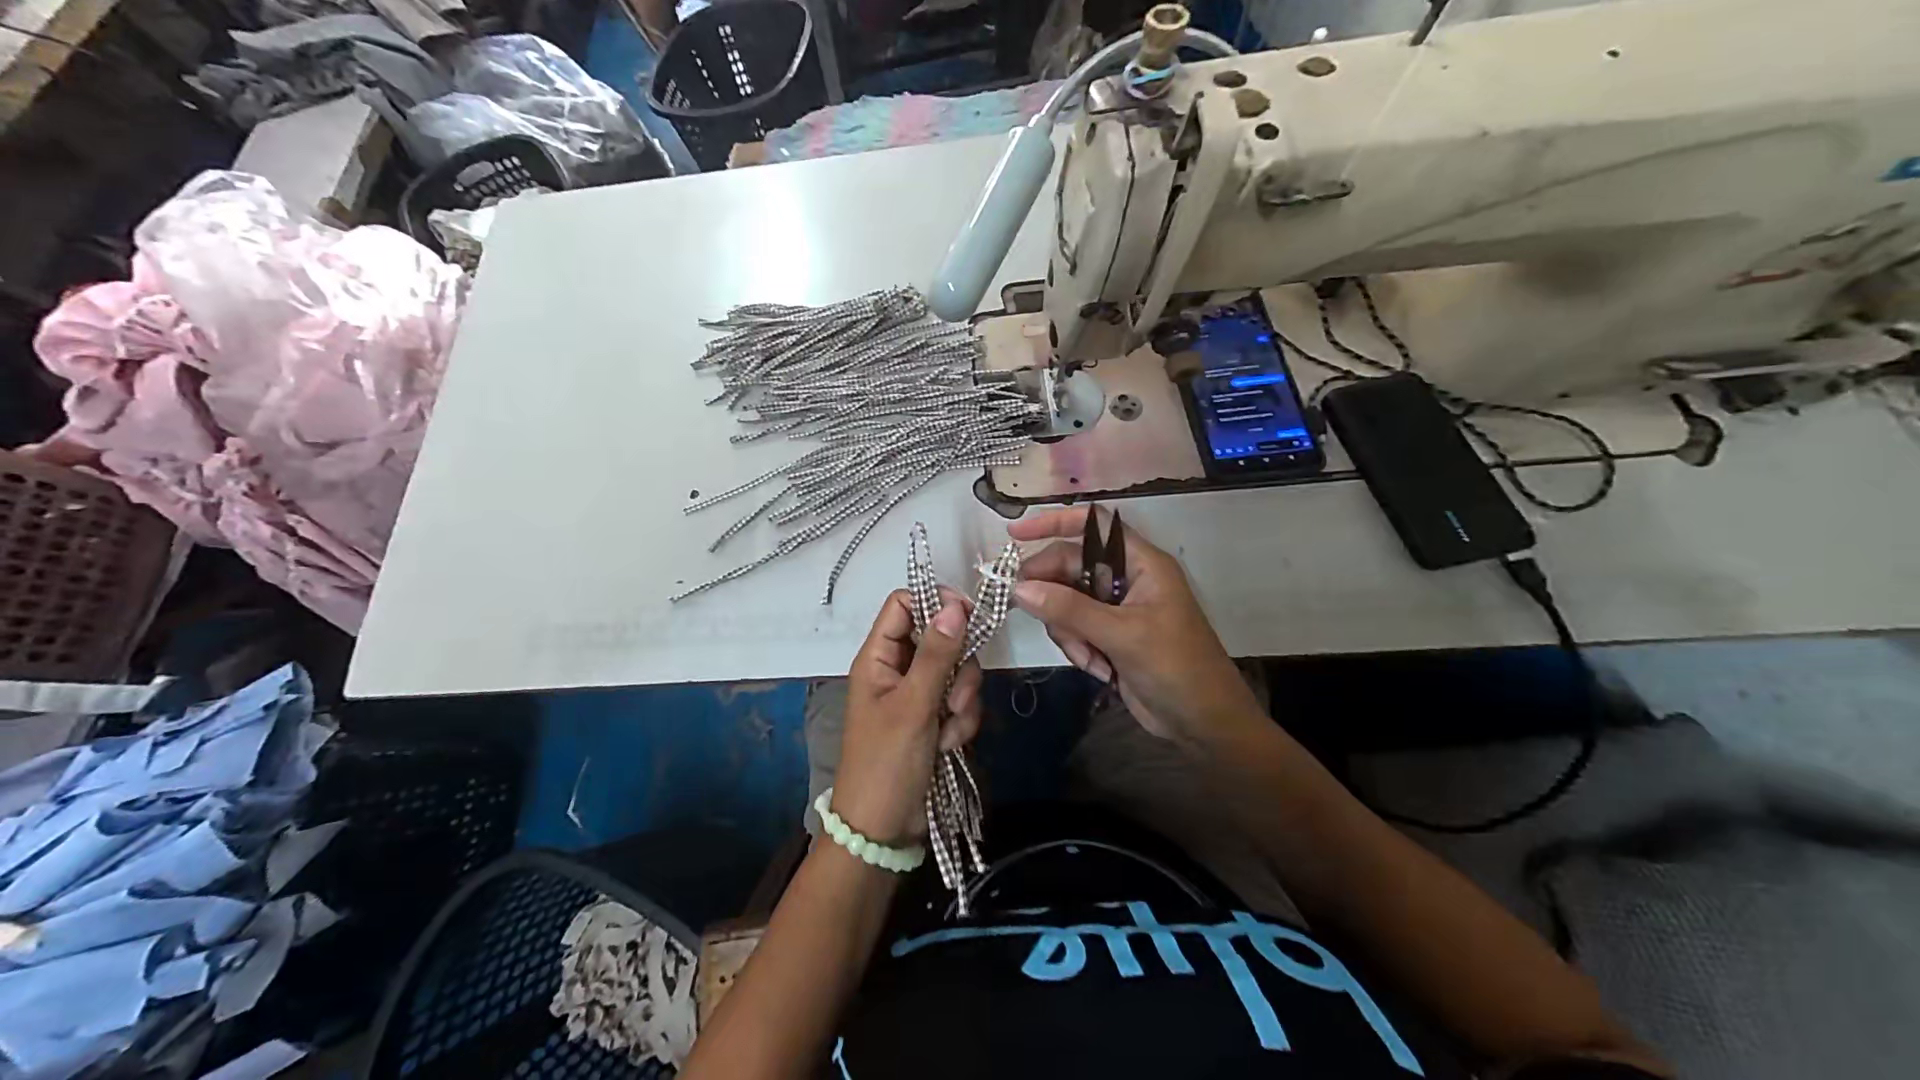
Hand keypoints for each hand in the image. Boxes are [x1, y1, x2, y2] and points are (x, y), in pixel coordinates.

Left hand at [834, 588, 983, 845]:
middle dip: (957, 667)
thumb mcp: (912, 705)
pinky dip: (962, 722)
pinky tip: (950, 745)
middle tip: (953, 698)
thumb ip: (936, 654)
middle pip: (941, 637)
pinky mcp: (936, 718)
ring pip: (958, 671)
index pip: (904, 604)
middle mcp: (899, 669)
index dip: (935, 603)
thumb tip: (956, 605)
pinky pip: (962, 701)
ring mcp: (919, 694)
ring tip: (948, 730)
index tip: (968, 617)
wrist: (883, 830)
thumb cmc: (886, 762)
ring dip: (962, 701)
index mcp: (879, 657)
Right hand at [1010, 506, 1263, 742]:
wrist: (1203, 722)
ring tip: (1089, 657)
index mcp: (1141, 563)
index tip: (1015, 536)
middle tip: (1026, 608)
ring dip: (1067, 630)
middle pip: (1070, 567)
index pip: (1092, 525)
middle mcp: (1126, 578)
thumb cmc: (1176, 667)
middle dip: (1052, 593)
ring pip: (1065, 601)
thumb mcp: (1122, 635)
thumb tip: (1019, 588)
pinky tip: (1099, 669)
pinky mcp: (1108, 635)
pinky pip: (1073, 628)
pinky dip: (1077, 647)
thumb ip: (1070, 609)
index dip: (1053, 522)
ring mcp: (1115, 608)